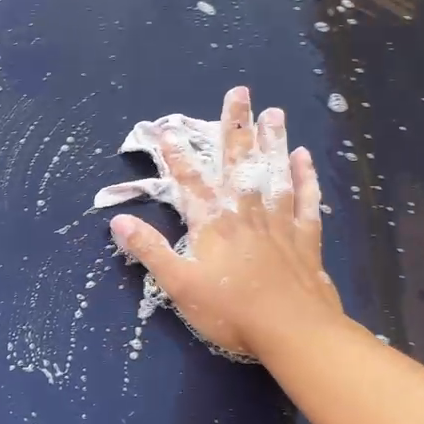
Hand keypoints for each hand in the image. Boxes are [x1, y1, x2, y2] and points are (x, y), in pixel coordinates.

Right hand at [107, 85, 344, 357]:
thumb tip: (118, 221)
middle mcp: (247, 214)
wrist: (294, 331)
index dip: (177, 155)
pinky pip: (305, 200)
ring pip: (275, 173)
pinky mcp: (305, 238)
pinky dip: (304, 177)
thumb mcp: (177, 283)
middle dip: (235, 128)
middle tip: (239, 93)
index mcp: (212, 224)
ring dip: (272, 141)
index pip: (190, 182)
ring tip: (272, 112)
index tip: (166, 129)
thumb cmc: (228, 310)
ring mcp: (280, 223)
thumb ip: (149, 250)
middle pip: (238, 164)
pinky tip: (301, 157)